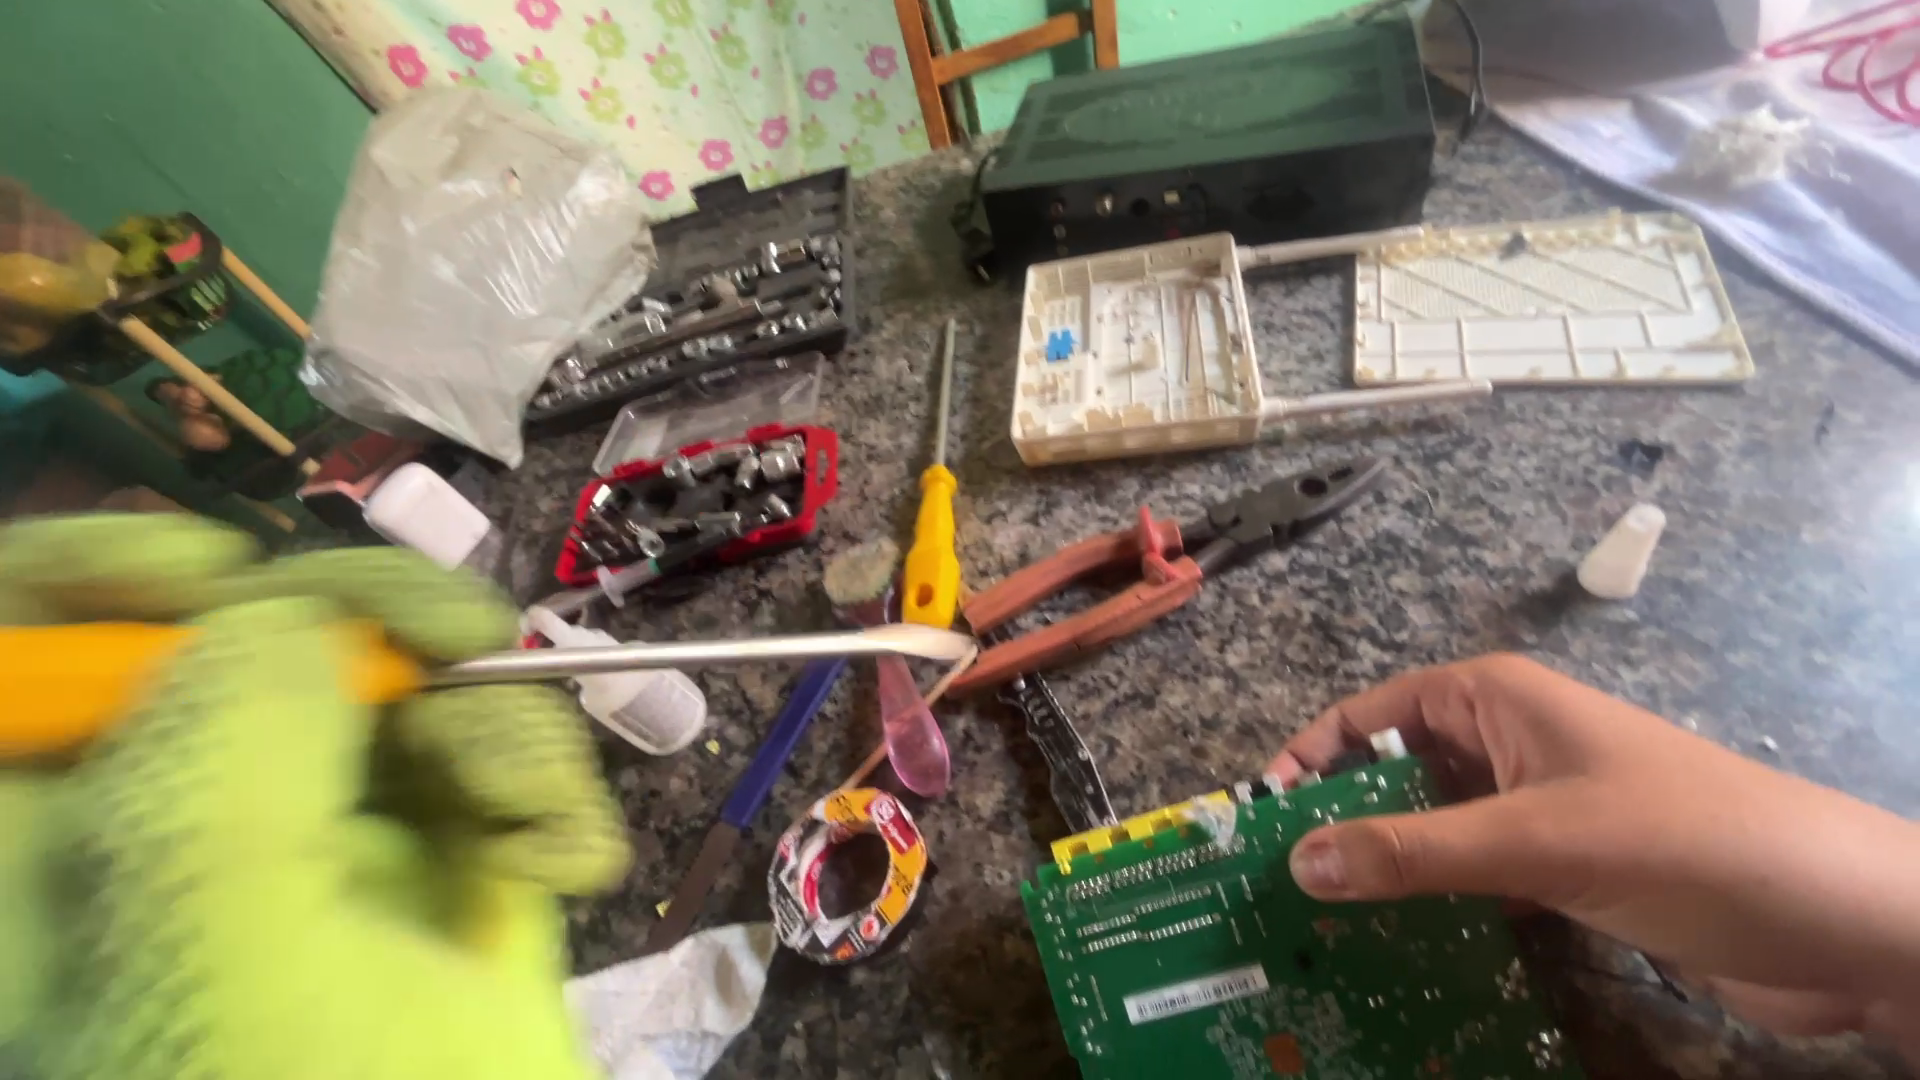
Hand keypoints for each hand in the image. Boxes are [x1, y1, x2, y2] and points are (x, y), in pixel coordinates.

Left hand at [1, 514, 628, 1079]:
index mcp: (80, 848)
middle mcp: (207, 811)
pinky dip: (552, 786)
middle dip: (375, 621)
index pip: (25, 663)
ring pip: (414, 683)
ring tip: (532, 818)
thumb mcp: (231, 979)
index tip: (211, 567)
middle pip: (259, 635)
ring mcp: (344, 812)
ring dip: (501, 735)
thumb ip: (215, 795)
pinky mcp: (458, 821)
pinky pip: (509, 743)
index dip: (86, 586)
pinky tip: (562, 856)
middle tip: (469, 636)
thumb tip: (288, 620)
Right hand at [1269, 654, 1919, 1055]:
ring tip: (1324, 912)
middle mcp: (1497, 738)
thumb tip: (1297, 864)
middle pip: (1389, 769)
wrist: (1867, 928)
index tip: (1263, 814)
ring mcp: (1528, 800)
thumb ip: (1412, 851)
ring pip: (1425, 821)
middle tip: (1283, 875)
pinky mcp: (1555, 858)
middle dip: (1337, 815)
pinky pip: (1466, 865)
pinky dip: (1429, 893)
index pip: (1366, 716)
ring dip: (1381, 860)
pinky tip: (1395, 935)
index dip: (1308, 757)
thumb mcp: (1537, 841)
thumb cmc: (1689, 842)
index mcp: (1486, 697)